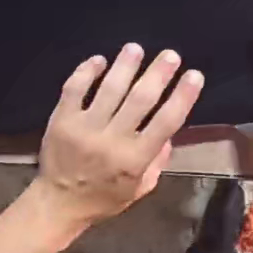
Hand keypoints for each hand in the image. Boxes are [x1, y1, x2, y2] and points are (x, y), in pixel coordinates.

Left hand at [29, 43, 203, 230]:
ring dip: (125, 65)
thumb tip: (169, 134)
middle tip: (170, 55)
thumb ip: (157, 162)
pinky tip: (99, 60)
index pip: (165, 122)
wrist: (58, 203)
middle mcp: (111, 141)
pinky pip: (74, 89)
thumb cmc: (103, 198)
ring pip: (108, 89)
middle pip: (140, 99)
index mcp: (134, 160)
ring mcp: (84, 128)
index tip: (194, 76)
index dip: (182, 96)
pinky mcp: (61, 120)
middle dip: (158, 73)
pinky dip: (86, 71)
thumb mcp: (139, 189)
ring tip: (135, 48)